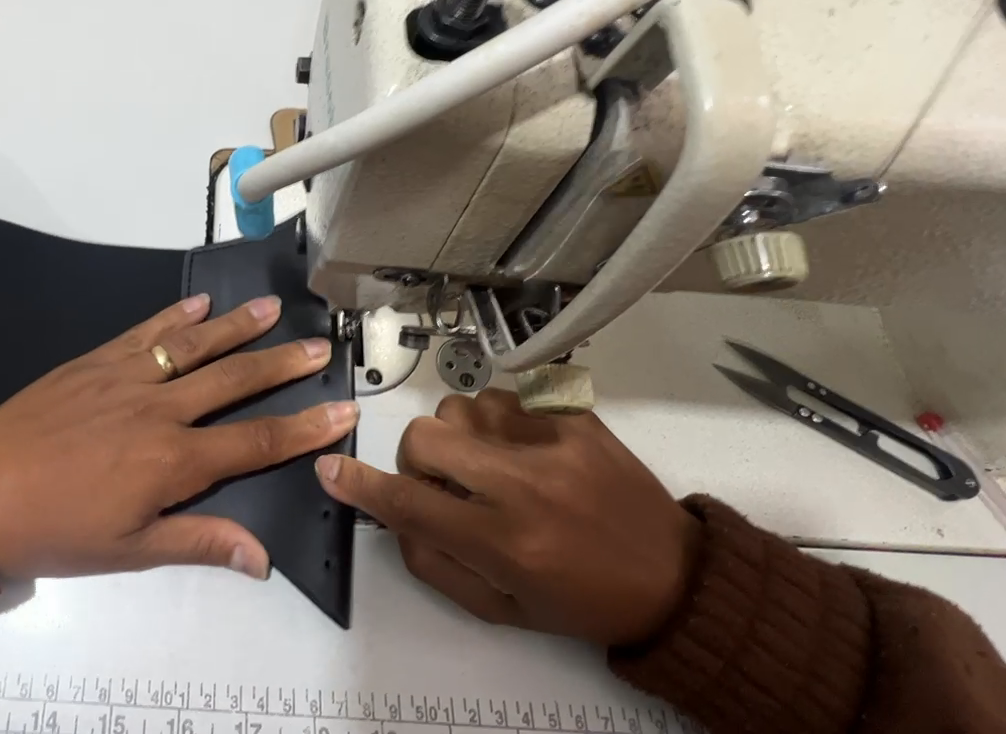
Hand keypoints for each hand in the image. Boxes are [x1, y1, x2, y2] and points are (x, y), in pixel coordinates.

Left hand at [0, 294, 355, 581]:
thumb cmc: (58, 531)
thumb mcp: (131, 551)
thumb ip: (201, 542)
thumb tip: (264, 558)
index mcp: (173, 461)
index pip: (255, 442)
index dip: (304, 427)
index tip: (343, 408)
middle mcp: (160, 409)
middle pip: (234, 380)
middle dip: (282, 364)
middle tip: (319, 345)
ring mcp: (126, 377)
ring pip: (194, 346)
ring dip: (235, 326)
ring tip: (271, 308)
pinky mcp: (95, 360)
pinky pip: (144, 332)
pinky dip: (173, 315)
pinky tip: (197, 303)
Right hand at [314, 389, 699, 646]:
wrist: (674, 577)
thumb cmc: (579, 602)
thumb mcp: (499, 609)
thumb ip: (431, 561)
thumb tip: (390, 513)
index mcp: (506, 542)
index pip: (411, 503)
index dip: (361, 485)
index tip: (331, 469)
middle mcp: (526, 484)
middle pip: (425, 436)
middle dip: (418, 459)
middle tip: (446, 484)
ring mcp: (554, 440)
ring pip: (460, 405)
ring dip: (458, 436)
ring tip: (491, 465)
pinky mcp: (575, 414)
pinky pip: (502, 396)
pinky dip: (495, 420)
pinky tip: (521, 449)